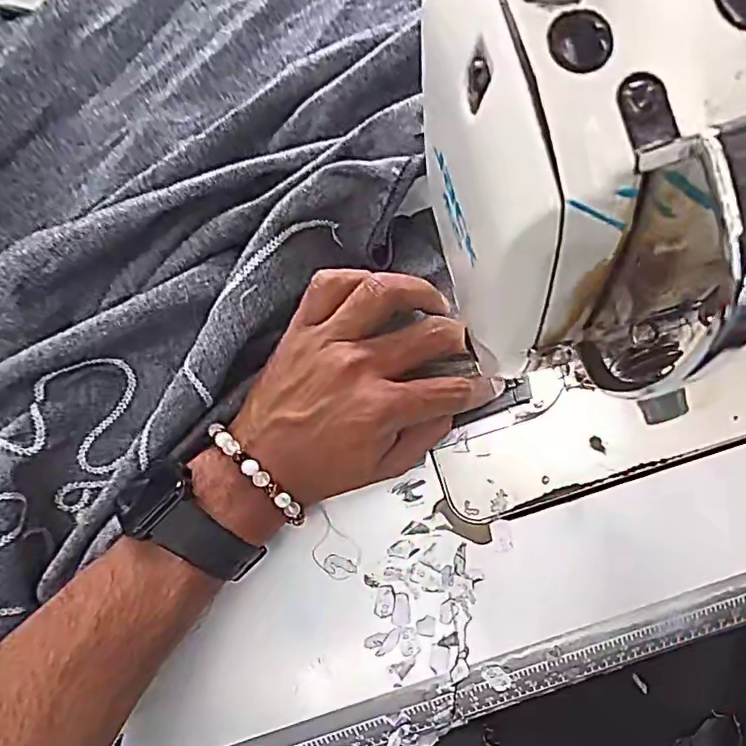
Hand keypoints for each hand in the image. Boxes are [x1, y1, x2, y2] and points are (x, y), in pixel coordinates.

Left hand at [221, 269, 496, 510]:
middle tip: (461, 345)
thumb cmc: (315, 468)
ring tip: (431, 302)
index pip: (448, 389)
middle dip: (459, 340)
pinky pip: (330, 284)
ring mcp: (328, 343)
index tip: (482, 384)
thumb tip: (448, 411)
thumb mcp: (383, 467)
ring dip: (418, 291)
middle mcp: (358, 368)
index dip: (475, 386)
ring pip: (383, 293)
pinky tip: (374, 289)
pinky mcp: (302, 330)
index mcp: (380, 408)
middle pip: (429, 334)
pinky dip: (357, 278)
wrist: (263, 465)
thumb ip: (422, 437)